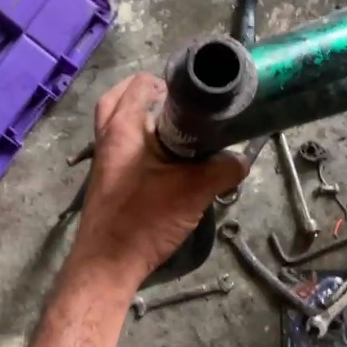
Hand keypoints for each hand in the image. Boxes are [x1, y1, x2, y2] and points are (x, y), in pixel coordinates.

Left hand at [68, 73, 246, 286]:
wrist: (107, 264)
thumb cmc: (144, 220)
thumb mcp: (193, 192)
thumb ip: (222, 170)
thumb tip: (243, 159)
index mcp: (123, 127)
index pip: (140, 85)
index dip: (169, 82)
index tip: (195, 94)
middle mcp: (108, 137)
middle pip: (118, 98)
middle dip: (145, 92)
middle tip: (176, 100)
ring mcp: (104, 159)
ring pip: (116, 122)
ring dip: (139, 115)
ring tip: (173, 124)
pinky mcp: (107, 179)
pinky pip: (119, 144)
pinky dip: (137, 139)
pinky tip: (164, 156)